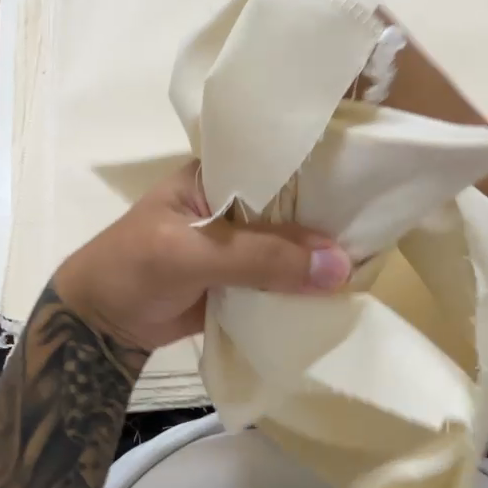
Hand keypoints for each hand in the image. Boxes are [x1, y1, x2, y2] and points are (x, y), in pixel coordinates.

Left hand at [51, 162, 351, 352]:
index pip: (278, 163)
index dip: (321, 172)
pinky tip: (343, 291)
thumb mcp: (192, 254)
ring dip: (321, 258)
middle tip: (386, 226)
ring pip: (291, 246)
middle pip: (293, 207)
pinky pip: (282, 279)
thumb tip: (340, 267)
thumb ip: (261, 258)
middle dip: (330, 219)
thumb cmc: (132, 269)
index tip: (373, 180)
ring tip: (375, 261)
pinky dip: (305, 287)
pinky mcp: (242, 281)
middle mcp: (233, 203)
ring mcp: (239, 244)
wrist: (100, 325)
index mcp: (216, 176)